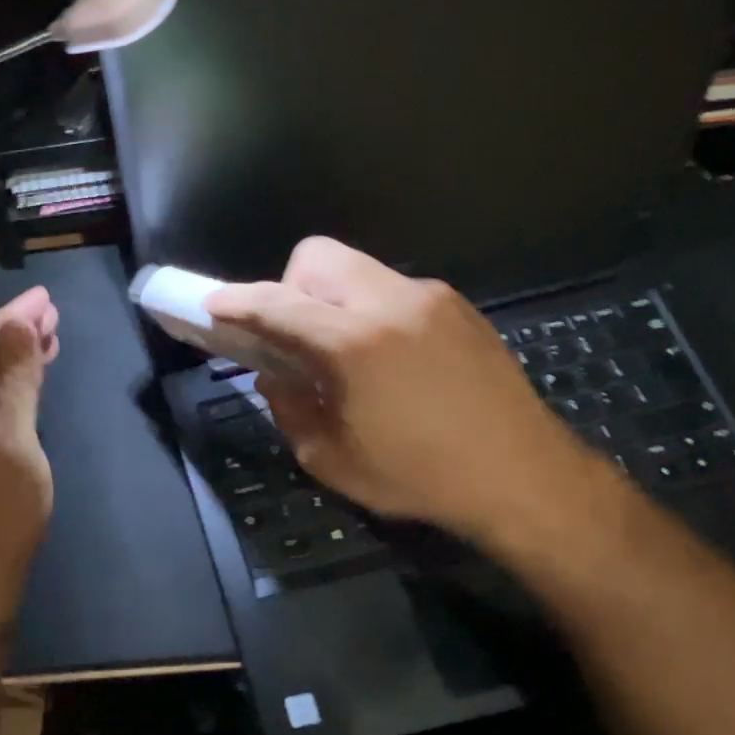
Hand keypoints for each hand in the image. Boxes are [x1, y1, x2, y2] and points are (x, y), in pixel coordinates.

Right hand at [207, 236, 596, 538]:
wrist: (522, 477)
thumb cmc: (418, 477)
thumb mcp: (332, 459)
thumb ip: (290, 408)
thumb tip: (275, 376)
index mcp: (355, 342)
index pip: (278, 304)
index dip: (237, 303)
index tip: (212, 307)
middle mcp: (393, 302)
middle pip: (318, 258)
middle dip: (288, 286)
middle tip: (290, 337)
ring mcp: (431, 299)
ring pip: (358, 270)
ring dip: (331, 300)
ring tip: (340, 354)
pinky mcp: (459, 308)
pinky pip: (394, 291)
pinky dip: (370, 311)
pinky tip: (387, 362)